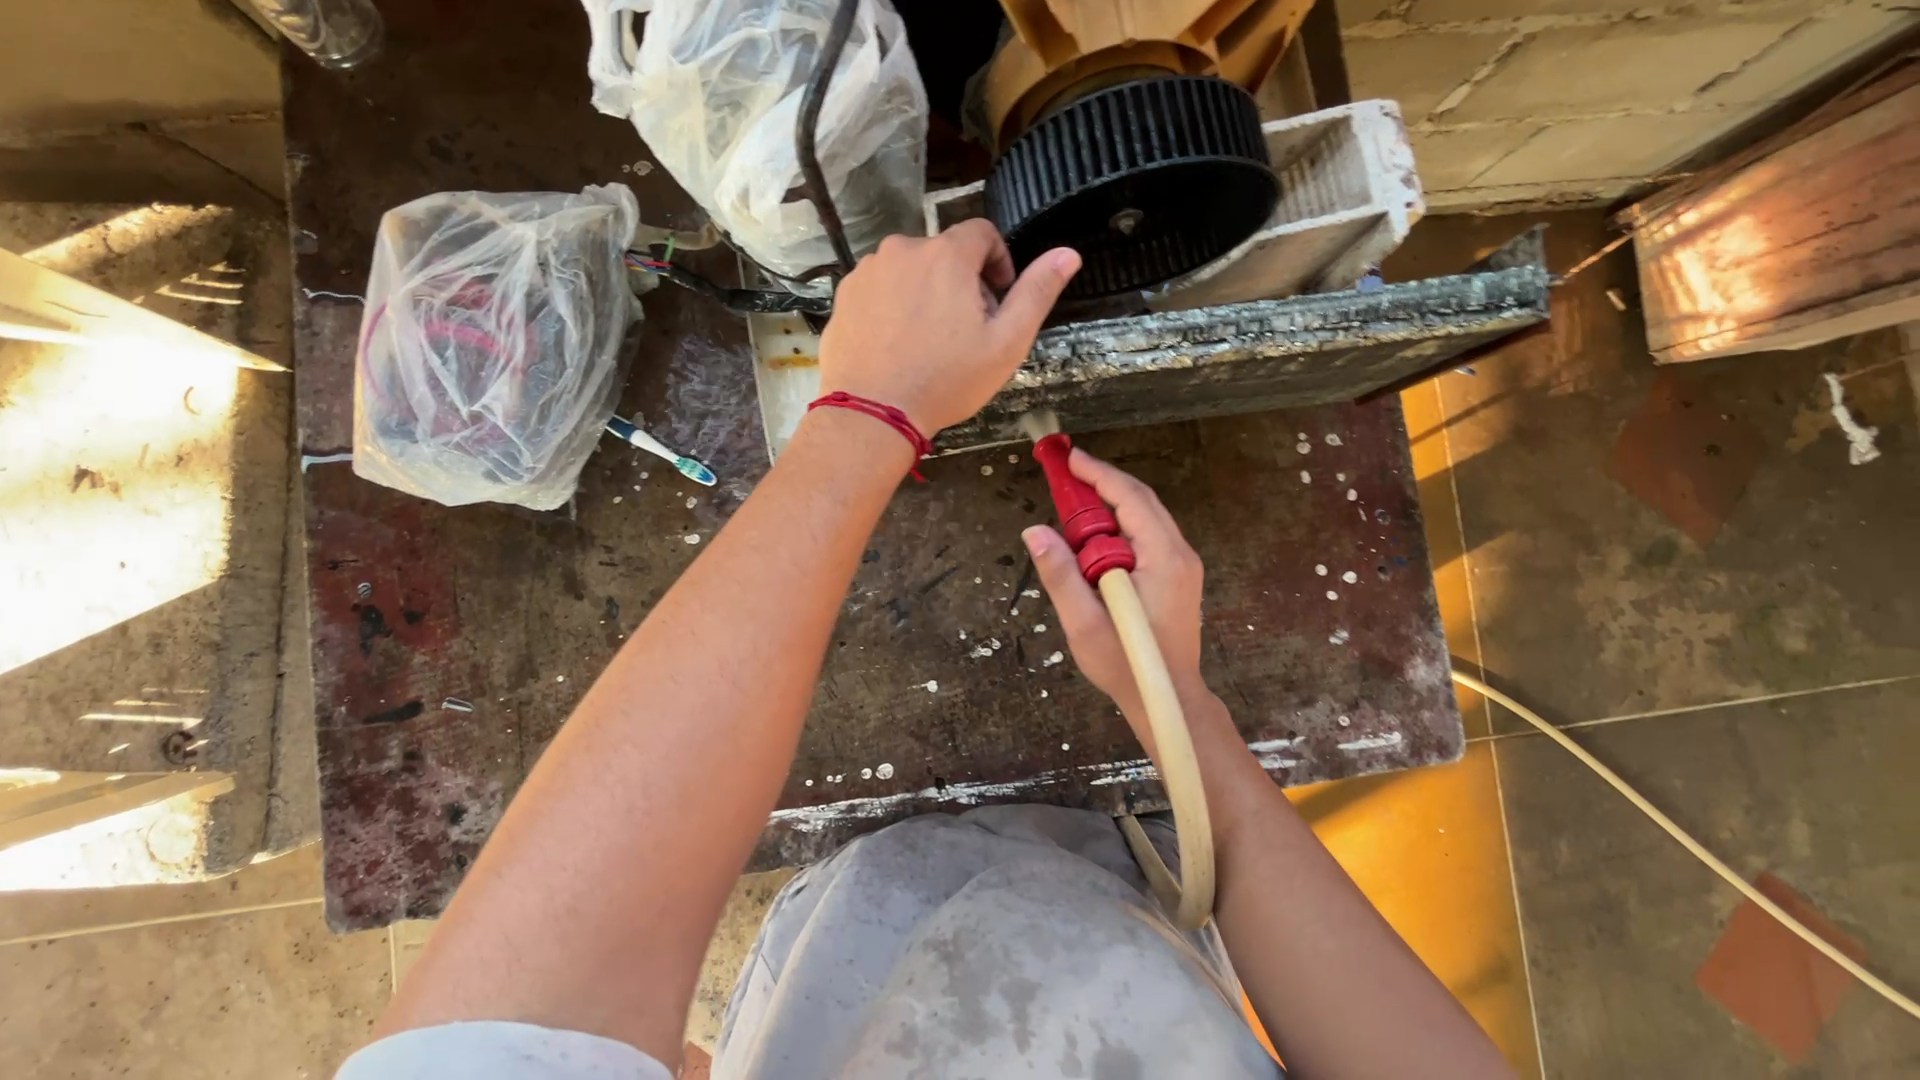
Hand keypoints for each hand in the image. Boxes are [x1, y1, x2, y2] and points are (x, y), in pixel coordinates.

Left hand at [818, 220, 1079, 433]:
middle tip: (965, 332)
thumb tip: (1068, 254)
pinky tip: (898, 345)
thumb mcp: (1006, 342)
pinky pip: (879, 289)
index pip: (982, 233)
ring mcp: (867, 271)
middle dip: (961, 283)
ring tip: (928, 342)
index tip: (997, 301)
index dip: (998, 263)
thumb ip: (1036, 292)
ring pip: (909, 271)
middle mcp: (902, 250)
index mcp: (946, 254)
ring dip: (925, 293)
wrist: (873, 413)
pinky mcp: (844, 295)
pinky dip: (893, 307)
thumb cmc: (946, 381)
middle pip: (944, 253)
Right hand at [1023, 449, 1206, 728]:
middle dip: (1102, 483)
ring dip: (1110, 504)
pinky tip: (1095, 536)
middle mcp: (1180, 554)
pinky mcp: (1178, 578)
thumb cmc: (1125, 666)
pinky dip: (1119, 526)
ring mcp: (1183, 566)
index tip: (1068, 458)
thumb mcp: (1084, 623)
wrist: (1167, 700)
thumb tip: (1034, 530)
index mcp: (1163, 558)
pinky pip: (1148, 536)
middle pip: (1141, 502)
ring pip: (1146, 517)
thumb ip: (1061, 574)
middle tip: (1064, 474)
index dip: (1098, 474)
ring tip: (1073, 502)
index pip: (1130, 499)